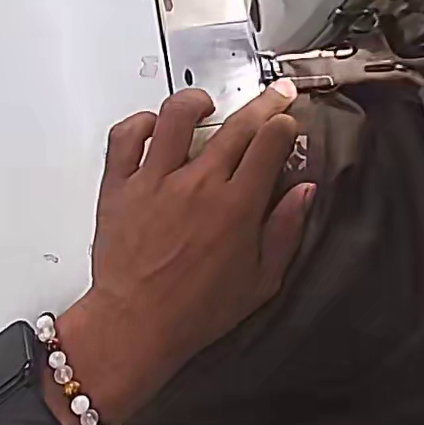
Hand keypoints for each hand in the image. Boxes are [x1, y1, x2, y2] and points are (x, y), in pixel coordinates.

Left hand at [50, 80, 316, 424]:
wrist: (136, 325)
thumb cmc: (194, 311)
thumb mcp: (260, 282)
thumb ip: (286, 231)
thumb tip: (304, 193)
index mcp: (236, 206)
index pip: (270, 142)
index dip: (285, 124)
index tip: (287, 123)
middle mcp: (197, 184)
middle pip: (237, 124)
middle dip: (263, 104)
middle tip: (272, 99)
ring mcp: (155, 181)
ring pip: (177, 115)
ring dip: (198, 102)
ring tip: (206, 105)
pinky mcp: (120, 186)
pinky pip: (125, 137)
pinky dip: (140, 122)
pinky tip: (152, 126)